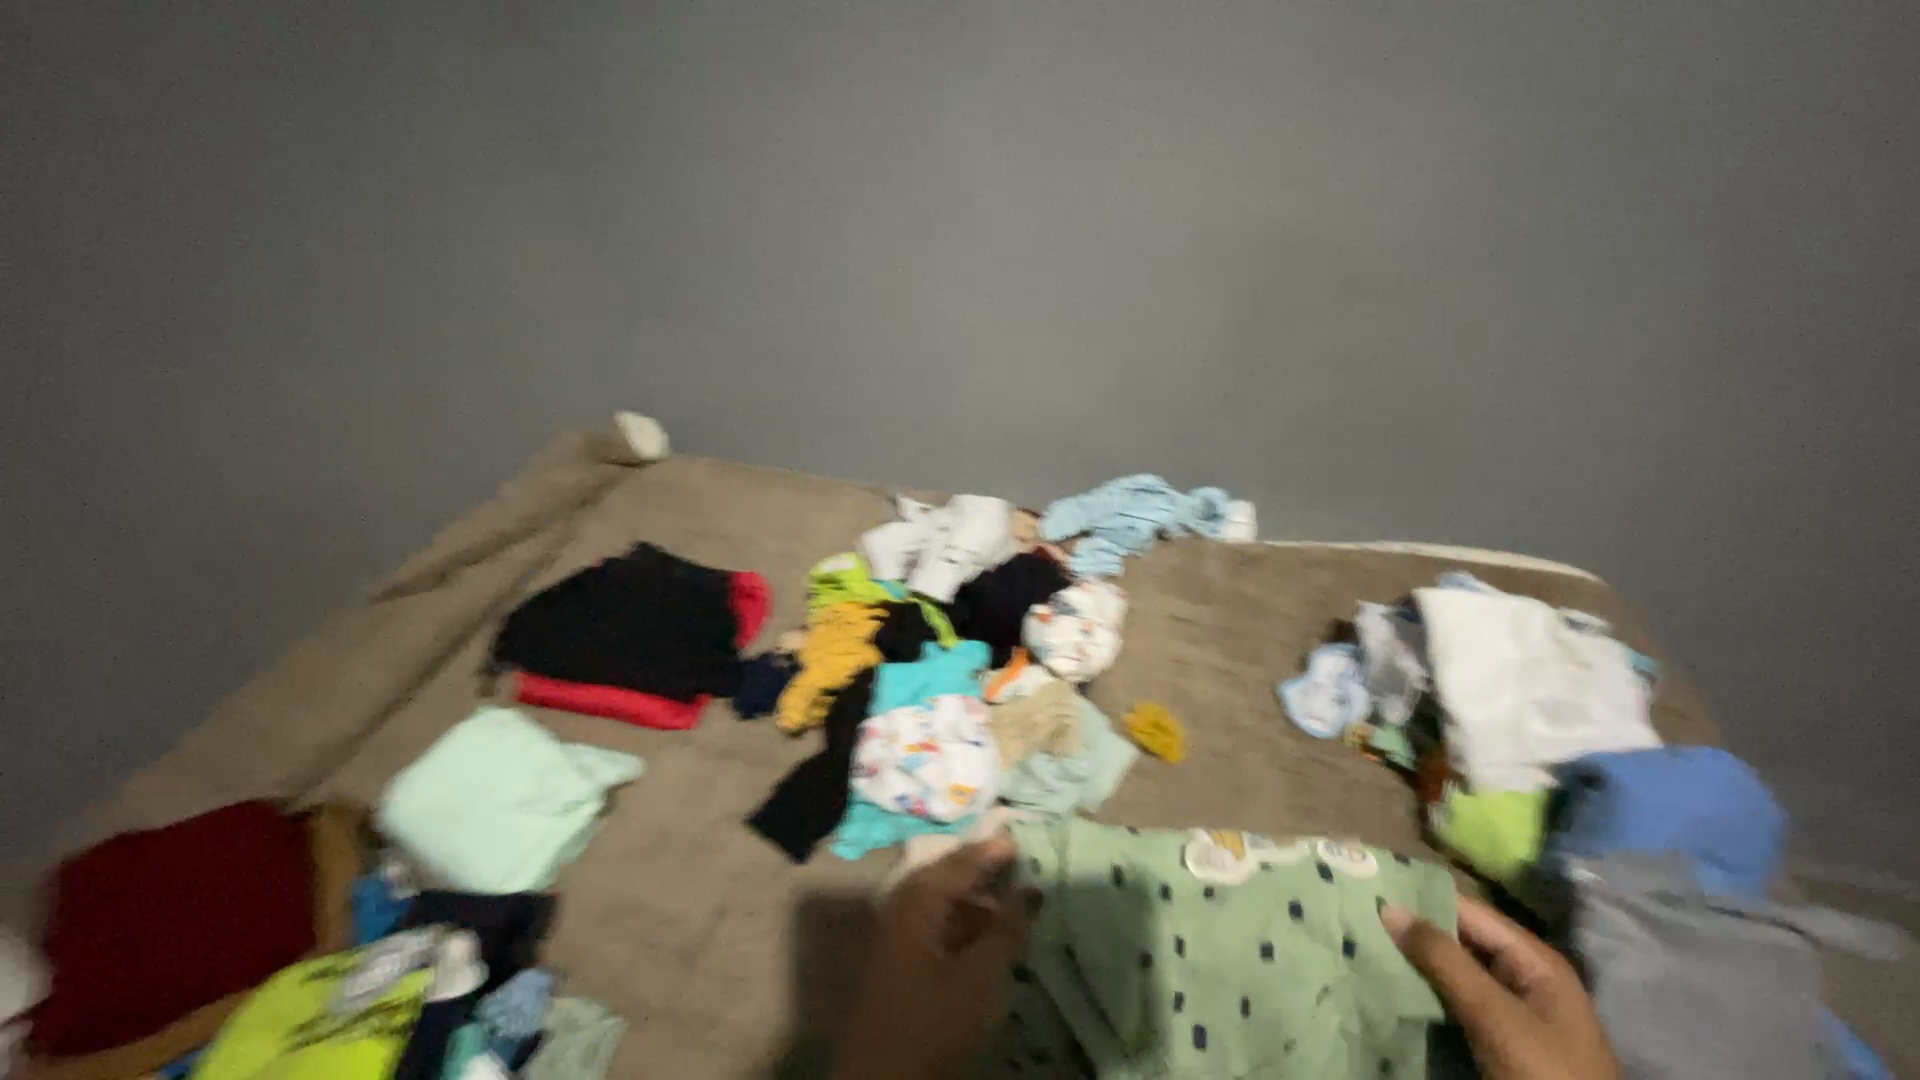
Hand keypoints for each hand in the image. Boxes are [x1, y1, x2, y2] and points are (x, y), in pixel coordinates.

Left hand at [835, 836, 1035, 1079]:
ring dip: (974, 897)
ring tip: (1010, 900)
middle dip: (982, 869)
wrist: (879, 1079)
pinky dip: (961, 920)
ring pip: (940, 899)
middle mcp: (902, 904)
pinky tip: (985, 934)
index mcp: (918, 900)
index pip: (961, 861)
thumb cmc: (931, 1022)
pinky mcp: (896, 954)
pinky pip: (933, 920)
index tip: (1021, 838)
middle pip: (947, 874)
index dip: (992, 850)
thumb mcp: (978, 978)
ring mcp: (895, 929)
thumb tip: (1031, 890)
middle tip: (1019, 864)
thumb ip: (1006, 930)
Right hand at [1381, 897, 1618, 1079]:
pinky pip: (1455, 997)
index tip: (1370, 890)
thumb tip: (1388, 907)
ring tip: (1365, 943)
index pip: (1468, 910)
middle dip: (1414, 929)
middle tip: (1358, 917)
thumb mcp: (1493, 1015)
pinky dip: (1425, 988)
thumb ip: (1444, 960)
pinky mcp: (1499, 1034)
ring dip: (1415, 959)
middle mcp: (1525, 974)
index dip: (1420, 899)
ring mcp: (1513, 1007)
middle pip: (1461, 937)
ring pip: (1454, 968)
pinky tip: (1391, 981)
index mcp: (1535, 959)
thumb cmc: (1544, 1075)